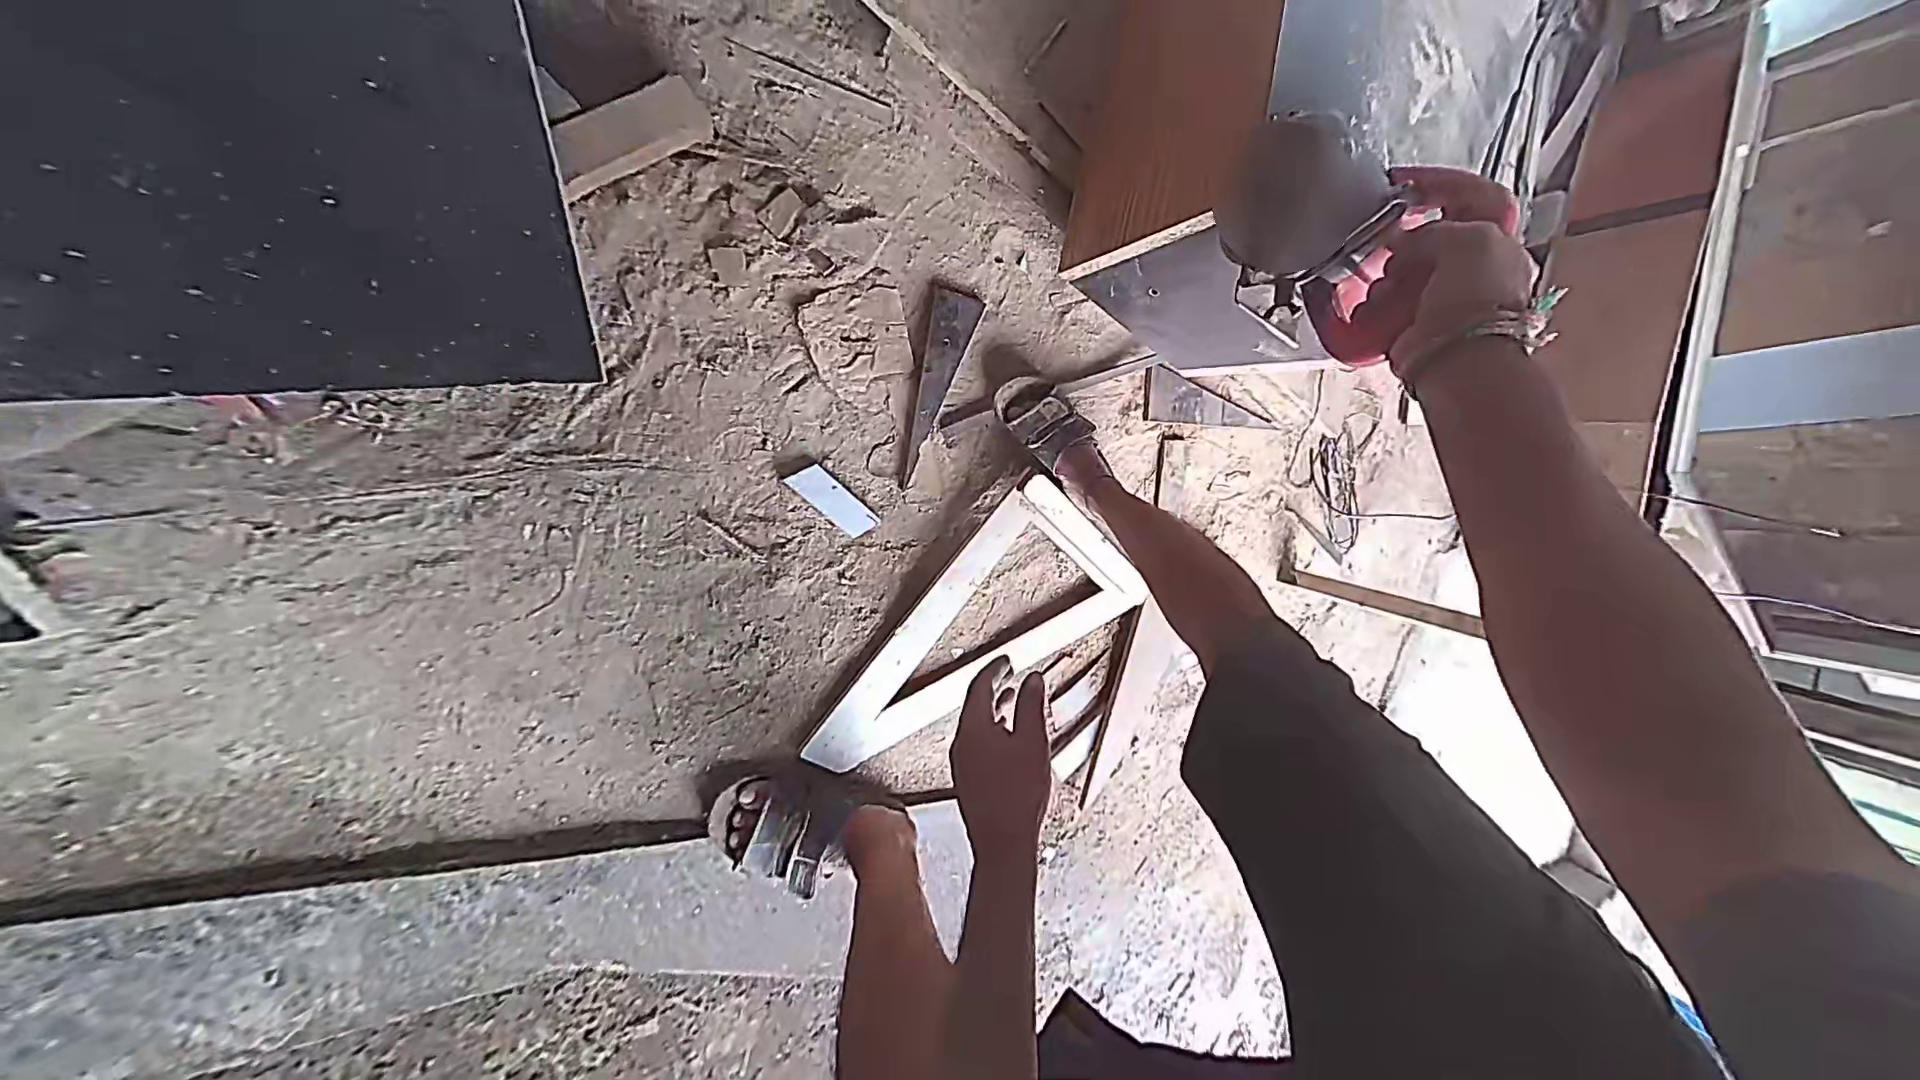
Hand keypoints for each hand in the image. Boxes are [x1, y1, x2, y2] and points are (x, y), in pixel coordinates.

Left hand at [951, 657, 1051, 857]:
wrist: (1003, 844)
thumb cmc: (1016, 798)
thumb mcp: (1033, 742)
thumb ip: (1032, 706)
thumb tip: (1033, 681)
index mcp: (973, 729)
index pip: (979, 686)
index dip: (994, 669)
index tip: (1006, 661)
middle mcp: (962, 743)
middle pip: (975, 704)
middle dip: (995, 688)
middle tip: (1009, 676)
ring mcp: (963, 763)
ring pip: (977, 725)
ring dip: (996, 709)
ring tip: (1014, 703)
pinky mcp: (968, 779)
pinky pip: (979, 743)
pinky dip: (994, 730)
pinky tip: (1010, 739)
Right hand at [1341, 167, 1534, 379]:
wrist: (1454, 358)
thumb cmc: (1475, 299)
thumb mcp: (1470, 242)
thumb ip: (1433, 229)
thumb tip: (1396, 239)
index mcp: (1494, 240)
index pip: (1470, 196)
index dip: (1440, 183)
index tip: (1404, 181)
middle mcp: (1467, 266)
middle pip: (1427, 234)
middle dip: (1401, 237)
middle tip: (1380, 238)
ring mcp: (1437, 295)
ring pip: (1399, 269)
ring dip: (1384, 273)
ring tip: (1376, 280)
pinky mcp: (1409, 321)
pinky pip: (1381, 302)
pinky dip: (1371, 302)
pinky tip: (1367, 304)